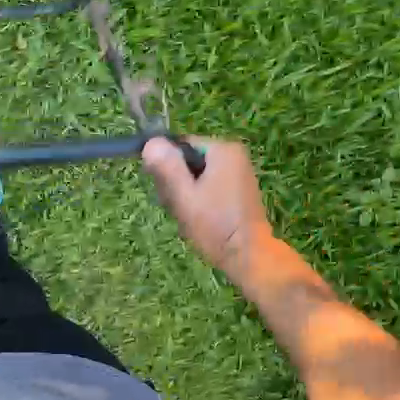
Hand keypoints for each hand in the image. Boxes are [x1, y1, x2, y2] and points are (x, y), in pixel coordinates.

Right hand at [140, 137, 276, 282]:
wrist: (249, 257)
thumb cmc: (215, 226)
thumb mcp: (184, 195)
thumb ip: (167, 167)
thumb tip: (150, 142)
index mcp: (223, 150)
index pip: (180, 146)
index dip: (166, 166)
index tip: (164, 190)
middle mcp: (233, 155)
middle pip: (188, 160)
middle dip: (177, 182)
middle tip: (177, 206)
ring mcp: (238, 172)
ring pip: (196, 175)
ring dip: (185, 193)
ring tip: (187, 215)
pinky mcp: (238, 188)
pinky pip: (208, 185)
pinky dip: (199, 199)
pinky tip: (198, 217)